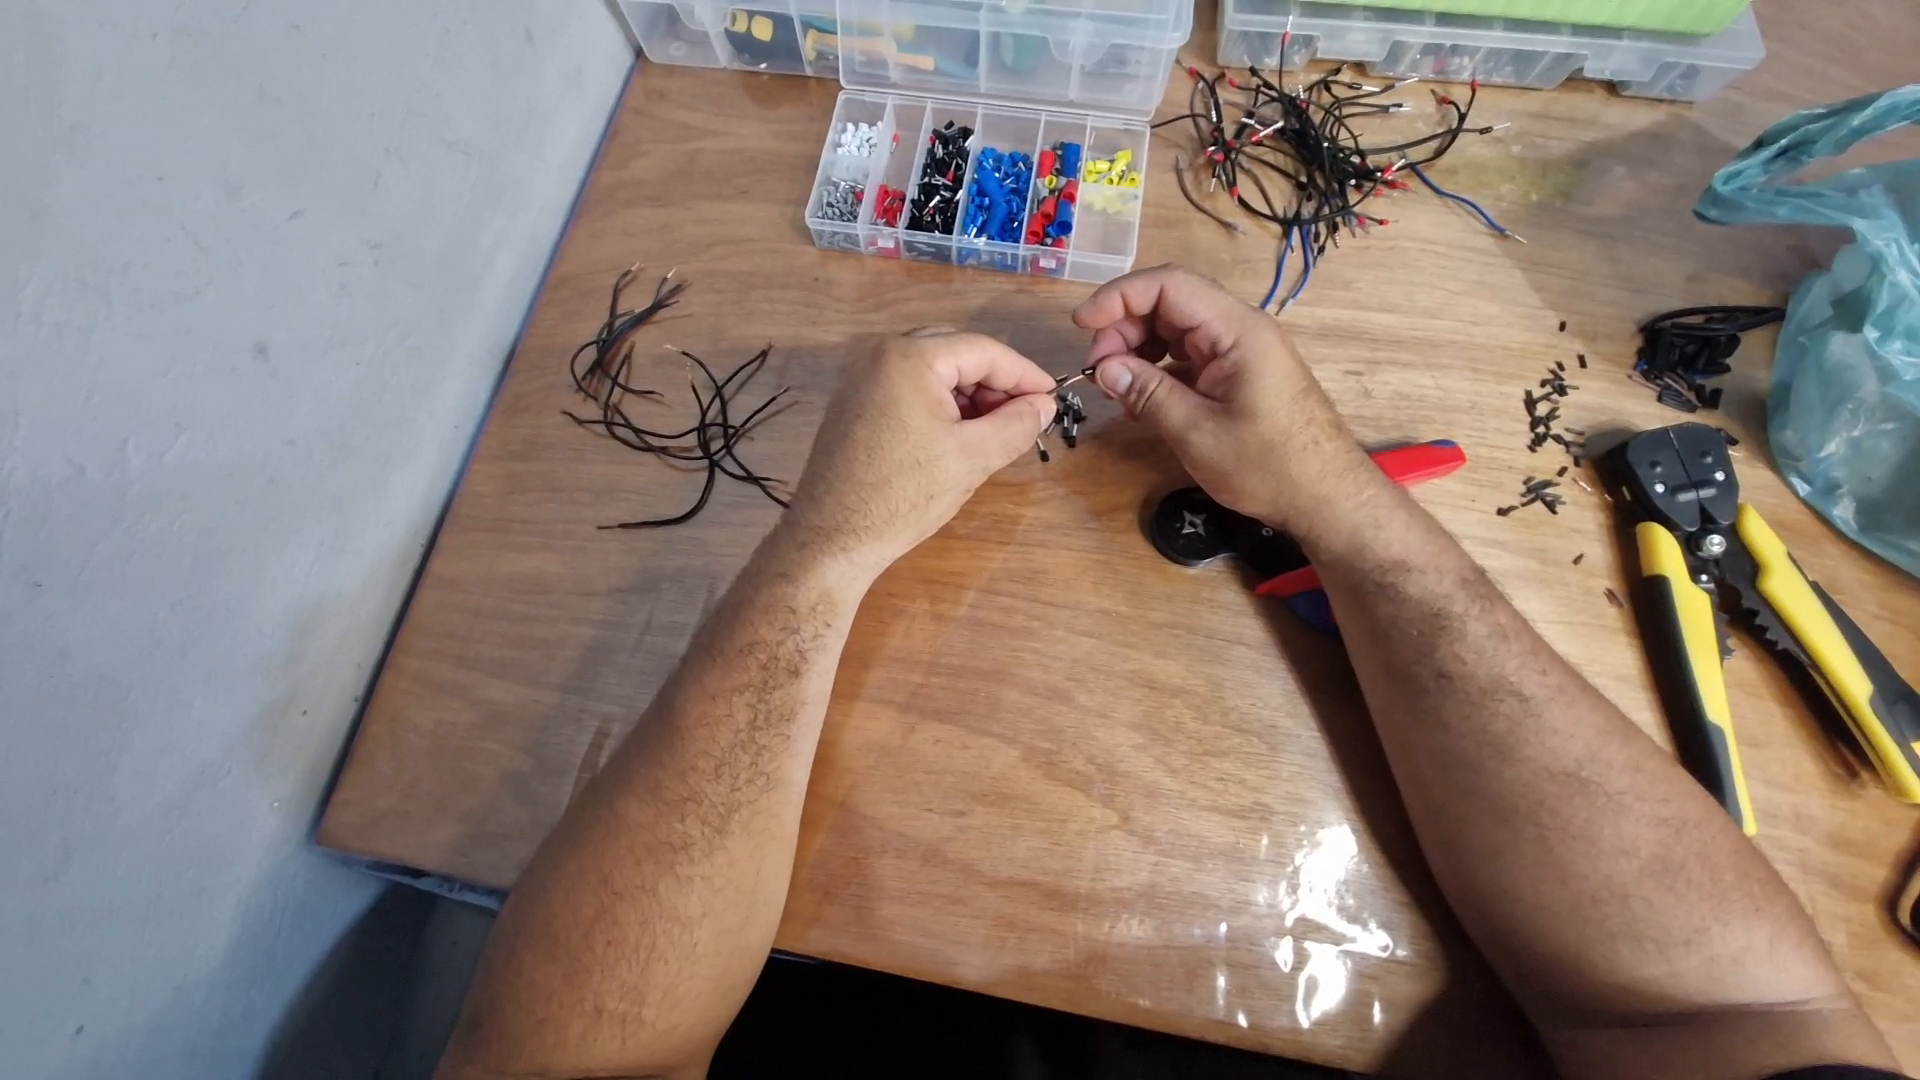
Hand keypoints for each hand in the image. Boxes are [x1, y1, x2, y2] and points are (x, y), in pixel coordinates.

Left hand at [780, 329, 1056, 575]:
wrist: (831, 539)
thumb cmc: (903, 497)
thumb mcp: (971, 459)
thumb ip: (1016, 425)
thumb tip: (1044, 405)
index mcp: (909, 357)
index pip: (983, 350)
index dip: (1024, 374)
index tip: (1052, 399)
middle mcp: (879, 354)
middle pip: (956, 354)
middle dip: (995, 384)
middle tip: (1024, 418)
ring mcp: (861, 378)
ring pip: (933, 372)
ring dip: (969, 396)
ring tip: (994, 433)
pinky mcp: (854, 403)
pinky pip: (909, 389)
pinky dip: (940, 405)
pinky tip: (958, 437)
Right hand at [1074, 264, 1374, 531]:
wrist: (1323, 496)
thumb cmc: (1267, 466)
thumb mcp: (1197, 432)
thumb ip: (1148, 393)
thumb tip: (1104, 368)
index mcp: (1235, 331)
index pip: (1169, 286)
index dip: (1119, 297)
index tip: (1082, 325)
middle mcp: (1237, 330)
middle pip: (1169, 305)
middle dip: (1124, 329)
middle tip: (1097, 371)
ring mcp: (1237, 352)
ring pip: (1174, 332)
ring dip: (1137, 352)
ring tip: (1116, 391)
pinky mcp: (1235, 375)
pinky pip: (1187, 358)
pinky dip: (1157, 373)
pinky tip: (1138, 403)